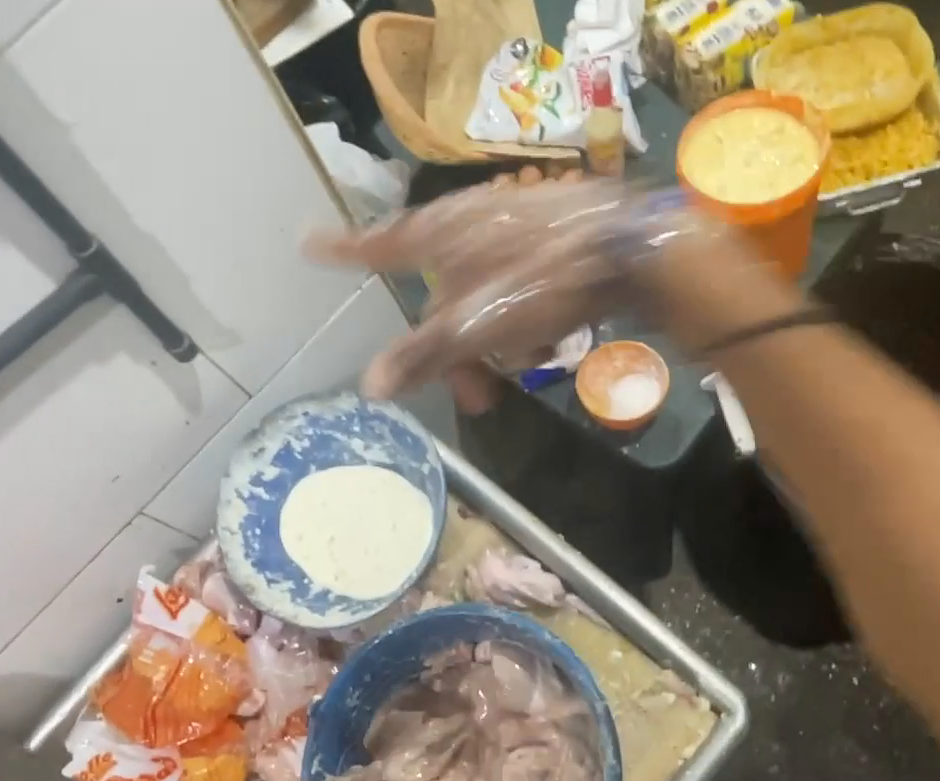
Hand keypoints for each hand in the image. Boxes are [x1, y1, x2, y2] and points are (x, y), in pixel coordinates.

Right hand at [306, 180, 718, 397]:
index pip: (377, 247)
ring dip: (496, 341)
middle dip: (456, 350)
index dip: (343, 252)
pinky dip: (524, 317)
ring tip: (525, 368)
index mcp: (437, 235)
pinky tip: (550, 339)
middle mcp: (466, 224)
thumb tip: (369, 387)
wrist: (630, 250)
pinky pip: (516, 284)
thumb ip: (425, 355)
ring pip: (482, 294)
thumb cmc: (542, 282)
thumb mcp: (478, 326)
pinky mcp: (544, 236)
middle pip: (440, 292)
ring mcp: (508, 226)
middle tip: (476, 398)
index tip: (308, 244)